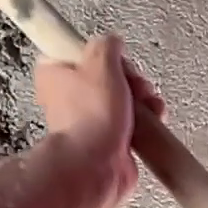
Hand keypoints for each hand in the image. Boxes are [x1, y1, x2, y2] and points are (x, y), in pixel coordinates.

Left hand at [34, 34, 165, 207]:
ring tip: (146, 103)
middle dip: (129, 77)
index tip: (114, 58)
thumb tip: (112, 42)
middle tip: (134, 83)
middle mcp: (67, 94)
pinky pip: (130, 119)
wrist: (96, 165)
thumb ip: (106, 44)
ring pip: (121, 95)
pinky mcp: (107, 137)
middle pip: (107, 73)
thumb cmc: (90, 115)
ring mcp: (87, 116)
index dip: (103, 53)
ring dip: (141, 97)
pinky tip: (153, 118)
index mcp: (54, 71)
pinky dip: (145, 118)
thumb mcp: (100, 61)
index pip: (80, 50)